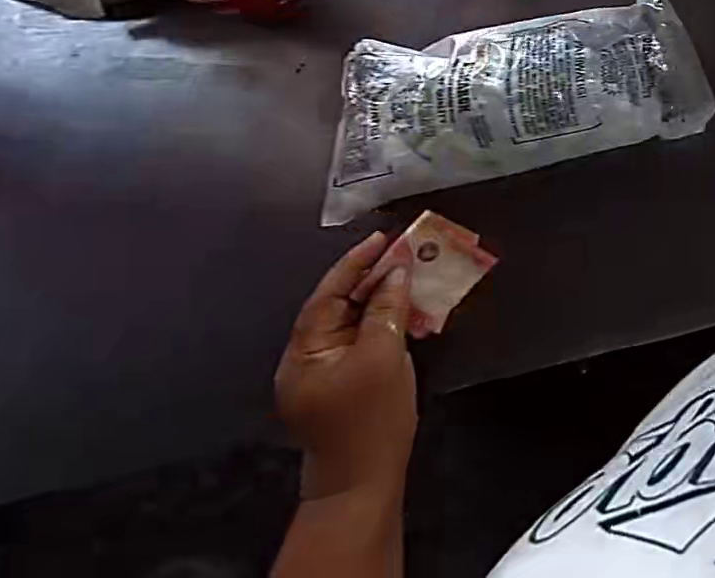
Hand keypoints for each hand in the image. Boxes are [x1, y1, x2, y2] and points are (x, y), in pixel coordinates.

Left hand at [275, 231, 416, 501]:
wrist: (364, 476)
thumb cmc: (370, 416)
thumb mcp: (382, 357)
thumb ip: (386, 311)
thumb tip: (395, 274)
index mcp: (303, 354)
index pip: (326, 297)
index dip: (354, 265)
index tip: (382, 238)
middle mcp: (308, 358)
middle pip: (338, 306)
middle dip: (371, 276)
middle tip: (403, 249)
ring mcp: (327, 369)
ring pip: (354, 319)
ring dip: (382, 294)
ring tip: (411, 270)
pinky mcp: (348, 377)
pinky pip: (366, 335)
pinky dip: (386, 316)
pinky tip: (409, 305)